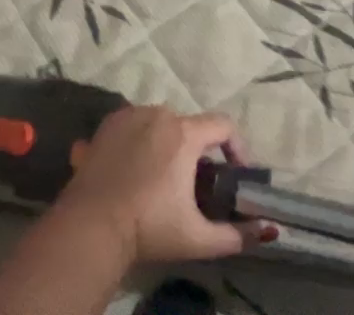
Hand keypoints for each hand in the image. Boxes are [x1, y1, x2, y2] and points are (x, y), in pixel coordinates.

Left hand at [53, 106, 274, 263]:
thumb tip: (264, 232)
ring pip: (159, 124)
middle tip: (196, 183)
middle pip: (190, 126)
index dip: (238, 147)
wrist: (90, 226)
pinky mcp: (104, 127)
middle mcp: (158, 115)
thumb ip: (235, 235)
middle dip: (198, 150)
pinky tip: (132, 170)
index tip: (237, 172)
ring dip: (166, 144)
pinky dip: (138, 143)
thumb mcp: (196, 237)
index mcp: (184, 134)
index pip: (224, 125)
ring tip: (162, 178)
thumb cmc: (147, 227)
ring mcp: (128, 117)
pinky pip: (132, 127)